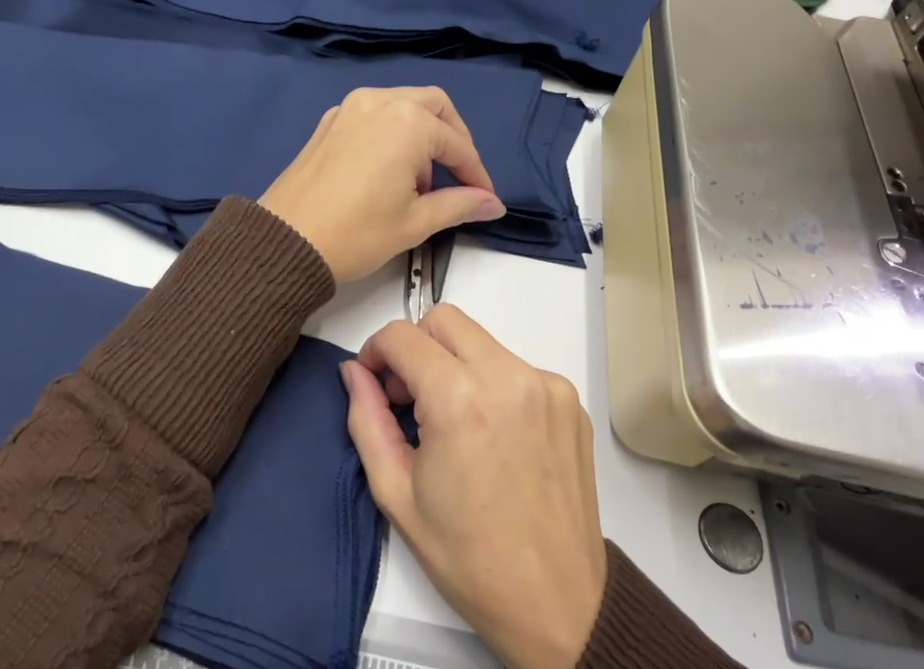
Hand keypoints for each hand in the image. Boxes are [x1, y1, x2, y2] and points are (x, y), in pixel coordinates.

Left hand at [259, 87, 504, 282]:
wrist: (286, 242)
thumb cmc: (357, 233)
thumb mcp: (416, 222)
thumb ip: (460, 204)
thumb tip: (494, 204)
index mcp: (407, 121)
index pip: (457, 144)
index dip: (476, 174)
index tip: (484, 199)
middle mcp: (380, 101)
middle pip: (434, 106)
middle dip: (453, 138)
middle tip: (460, 175)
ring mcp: (349, 108)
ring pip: (402, 105)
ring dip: (422, 133)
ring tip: (422, 182)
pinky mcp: (329, 122)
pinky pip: (373, 115)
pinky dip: (392, 132)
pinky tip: (388, 171)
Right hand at [342, 305, 606, 668]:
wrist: (556, 602)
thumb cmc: (469, 558)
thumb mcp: (396, 493)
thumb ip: (366, 420)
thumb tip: (354, 373)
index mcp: (459, 399)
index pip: (402, 335)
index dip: (376, 351)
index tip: (373, 381)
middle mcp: (508, 377)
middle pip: (445, 320)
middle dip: (415, 346)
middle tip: (406, 396)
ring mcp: (546, 387)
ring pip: (482, 341)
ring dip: (454, 363)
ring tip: (449, 421)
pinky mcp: (569, 402)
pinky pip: (516, 368)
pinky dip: (491, 384)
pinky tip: (489, 435)